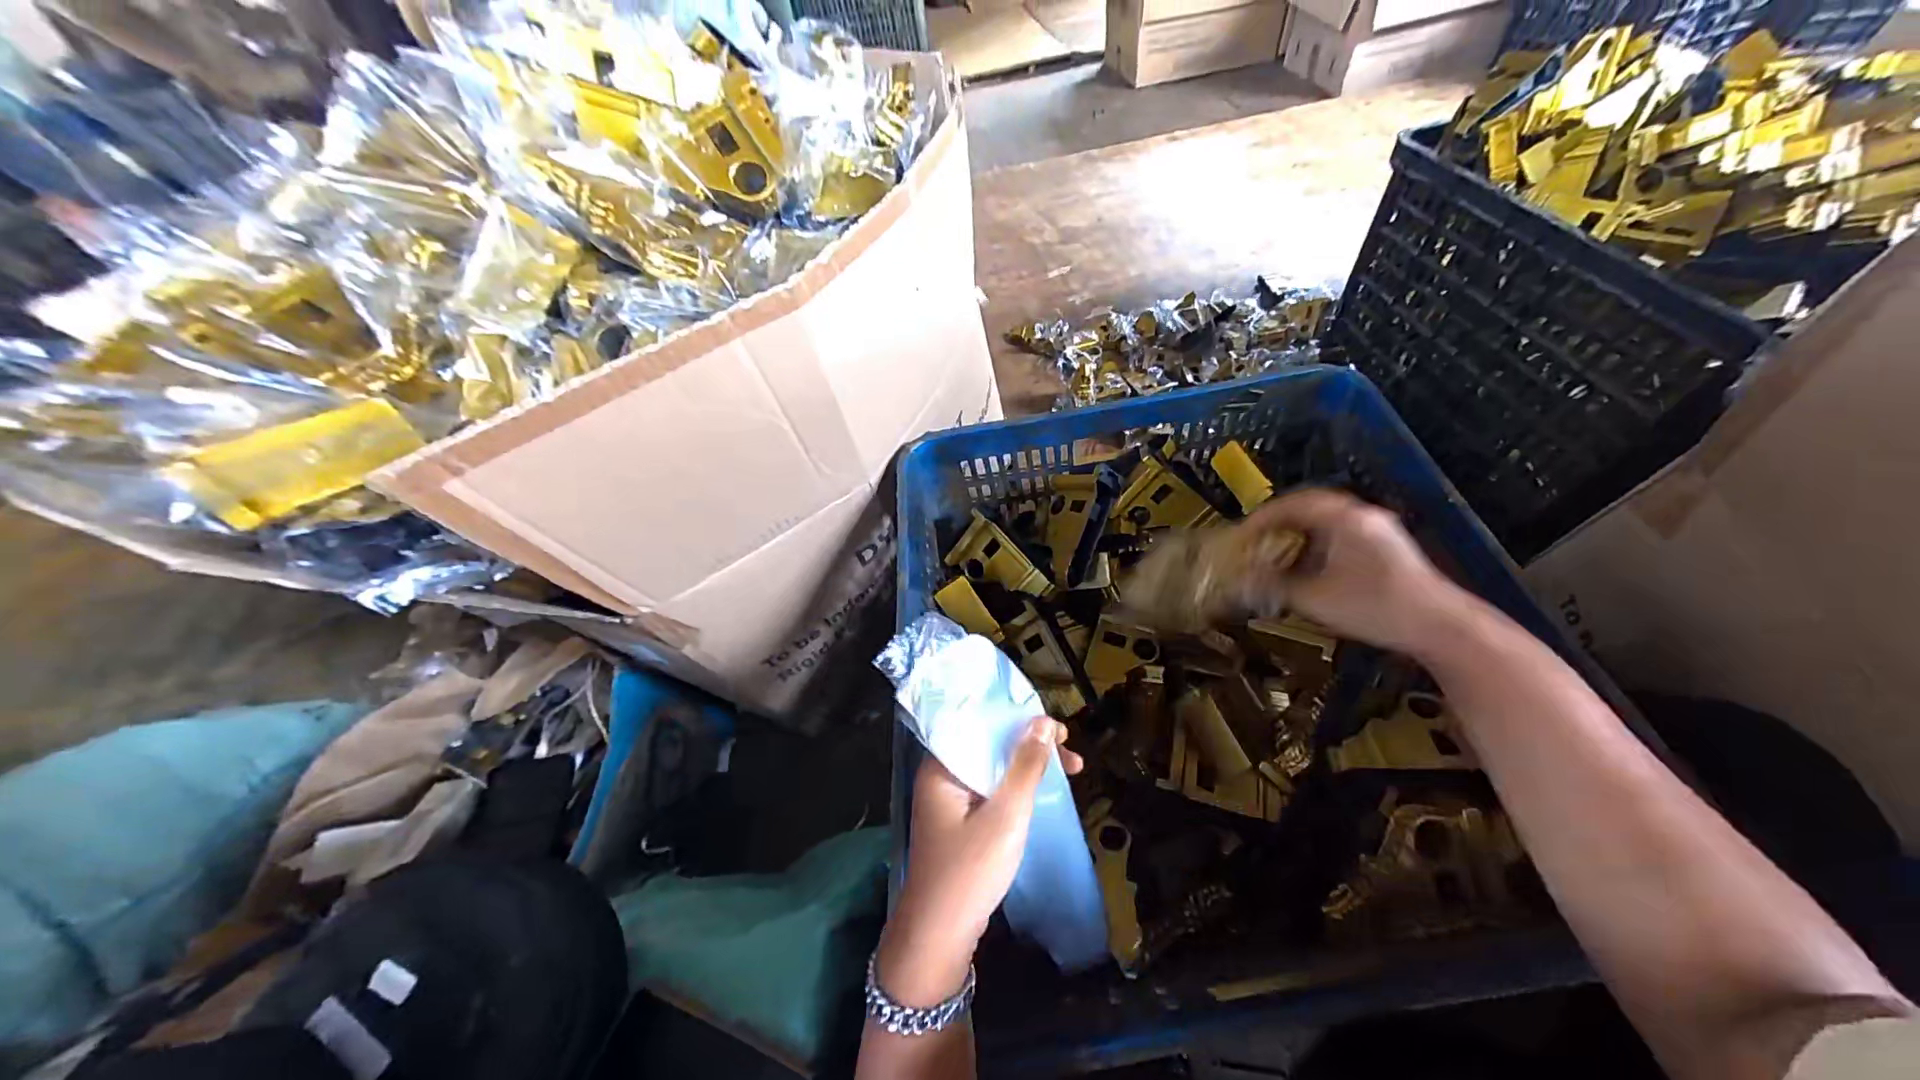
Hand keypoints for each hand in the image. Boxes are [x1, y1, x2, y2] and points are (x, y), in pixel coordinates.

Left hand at [874, 717, 1082, 1006]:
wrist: (939, 935)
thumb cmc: (970, 869)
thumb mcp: (1006, 815)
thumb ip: (1025, 766)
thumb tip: (1043, 722)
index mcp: (941, 767)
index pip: (981, 725)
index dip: (1020, 720)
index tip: (1059, 729)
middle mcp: (941, 777)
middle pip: (989, 746)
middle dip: (1031, 746)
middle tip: (1072, 757)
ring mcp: (949, 802)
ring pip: (993, 770)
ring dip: (1028, 768)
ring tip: (1069, 772)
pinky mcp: (959, 823)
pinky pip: (990, 792)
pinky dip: (1016, 790)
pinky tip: (1042, 794)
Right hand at [1247, 488, 1475, 656]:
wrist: (1440, 627)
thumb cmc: (1375, 607)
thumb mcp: (1315, 598)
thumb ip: (1274, 586)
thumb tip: (1241, 581)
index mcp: (1345, 519)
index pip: (1292, 504)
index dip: (1261, 518)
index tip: (1241, 535)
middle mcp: (1363, 516)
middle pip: (1310, 506)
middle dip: (1278, 522)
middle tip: (1254, 539)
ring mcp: (1378, 530)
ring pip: (1326, 520)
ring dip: (1297, 532)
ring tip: (1274, 552)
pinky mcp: (1386, 547)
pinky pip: (1341, 533)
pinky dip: (1316, 543)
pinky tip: (1306, 565)